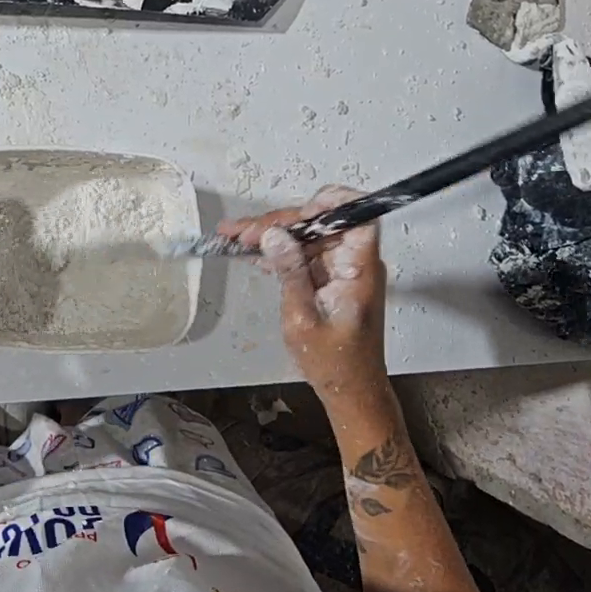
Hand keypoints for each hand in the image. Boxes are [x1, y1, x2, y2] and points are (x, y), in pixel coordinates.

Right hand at [218, 186, 386, 398]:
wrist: (349, 388)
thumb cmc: (332, 361)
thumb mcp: (302, 317)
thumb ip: (289, 272)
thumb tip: (273, 235)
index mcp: (357, 268)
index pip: (358, 217)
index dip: (331, 203)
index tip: (296, 209)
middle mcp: (353, 262)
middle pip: (320, 224)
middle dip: (280, 223)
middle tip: (241, 231)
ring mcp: (340, 269)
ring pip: (306, 238)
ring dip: (271, 236)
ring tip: (233, 236)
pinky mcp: (328, 278)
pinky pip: (303, 255)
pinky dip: (277, 253)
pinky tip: (248, 252)